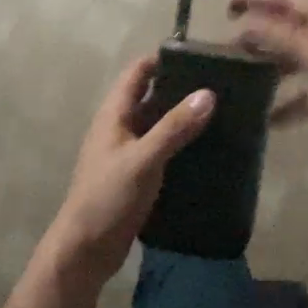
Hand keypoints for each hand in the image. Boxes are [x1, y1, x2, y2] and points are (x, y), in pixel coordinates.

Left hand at [43, 56, 213, 283]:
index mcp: (114, 115)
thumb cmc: (108, 198)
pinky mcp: (137, 176)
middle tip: (220, 84)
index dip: (163, 60)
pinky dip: (182, 144)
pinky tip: (208, 149)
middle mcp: (120, 128)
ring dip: (183, 118)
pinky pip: (162, 150)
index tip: (199, 57)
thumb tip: (208, 93)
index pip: (138, 73)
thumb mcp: (143, 159)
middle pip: (151, 97)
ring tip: (222, 112)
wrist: (85, 251)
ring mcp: (127, 153)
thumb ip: (174, 127)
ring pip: (158, 125)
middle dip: (181, 88)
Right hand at [229, 0, 307, 153]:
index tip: (229, 5)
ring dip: (273, 70)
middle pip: (290, 30)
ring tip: (241, 81)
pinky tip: (269, 120)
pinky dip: (292, 103)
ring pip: (298, 61)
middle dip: (261, 37)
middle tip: (228, 48)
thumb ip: (282, 39)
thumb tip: (245, 24)